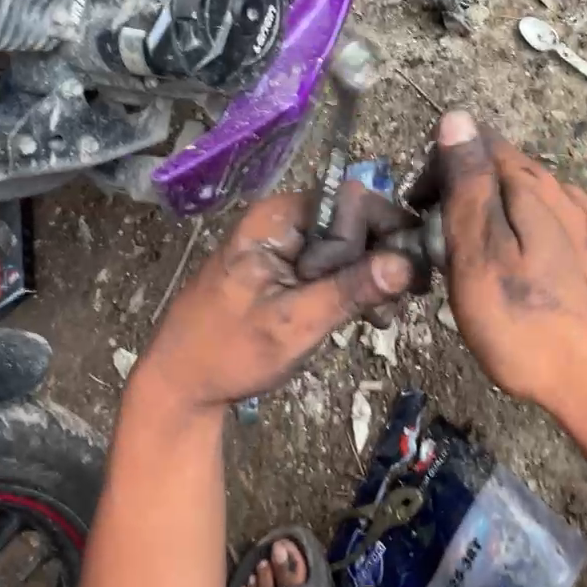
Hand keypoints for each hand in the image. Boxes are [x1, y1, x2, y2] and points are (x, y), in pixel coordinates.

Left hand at [130, 188, 414, 414]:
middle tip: (395, 305)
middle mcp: (284, 218)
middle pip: (355, 220)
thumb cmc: (229, 352)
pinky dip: (353, 286)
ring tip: (381, 318)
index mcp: (277, 217)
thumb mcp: (294, 324)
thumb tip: (406, 262)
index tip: (405, 275)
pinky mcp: (288, 264)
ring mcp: (286, 241)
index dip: (382, 233)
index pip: (351, 202)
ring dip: (371, 277)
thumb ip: (349, 290)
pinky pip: (334, 262)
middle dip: (380, 259)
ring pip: (350, 243)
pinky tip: (368, 316)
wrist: (180, 384)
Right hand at [410, 112, 586, 430]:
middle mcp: (562, 190)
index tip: (418, 216)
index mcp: (532, 183)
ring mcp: (583, 223)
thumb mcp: (480, 256)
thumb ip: (467, 186)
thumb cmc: (533, 327)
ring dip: (485, 221)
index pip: (474, 140)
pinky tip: (510, 282)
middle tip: (438, 253)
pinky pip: (539, 227)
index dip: (437, 169)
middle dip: (459, 197)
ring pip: (518, 200)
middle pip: (497, 169)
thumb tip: (456, 116)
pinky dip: (512, 241)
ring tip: (468, 273)